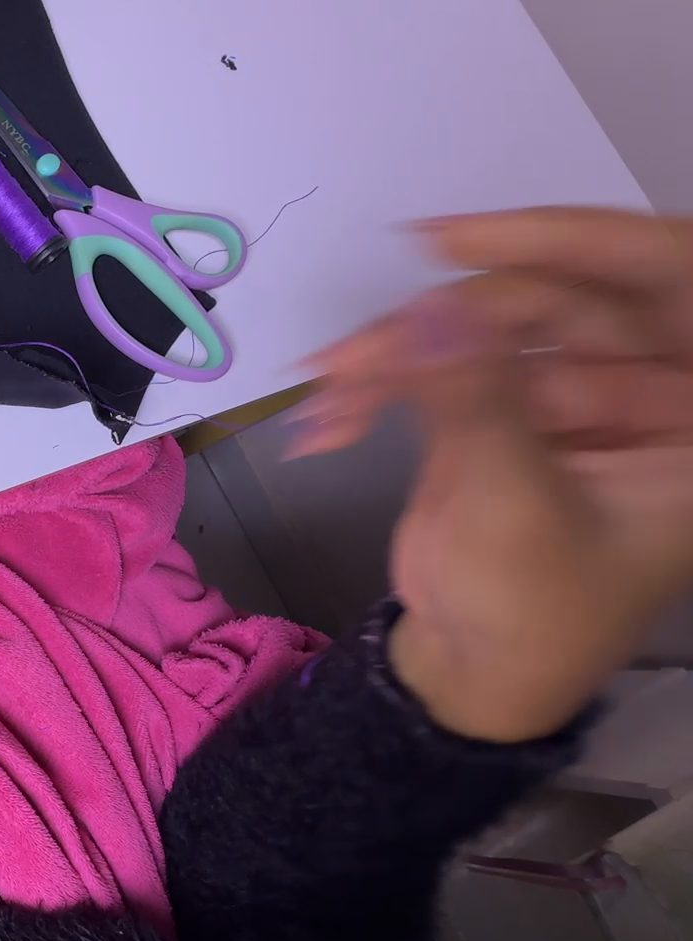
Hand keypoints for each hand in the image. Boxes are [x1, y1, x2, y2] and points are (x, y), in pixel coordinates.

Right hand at [292, 208, 692, 741]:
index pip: (670, 280)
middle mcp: (644, 386)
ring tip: (320, 400)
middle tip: (347, 357)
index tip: (447, 240)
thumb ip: (472, 400)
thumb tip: (419, 312)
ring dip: (385, 363)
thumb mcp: (510, 503)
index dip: (569, 243)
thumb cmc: (531, 604)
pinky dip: (369, 396)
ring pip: (469, 339)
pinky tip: (326, 425)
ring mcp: (559, 401)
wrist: (473, 662)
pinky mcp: (487, 418)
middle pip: (544, 307)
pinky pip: (426, 378)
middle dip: (436, 324)